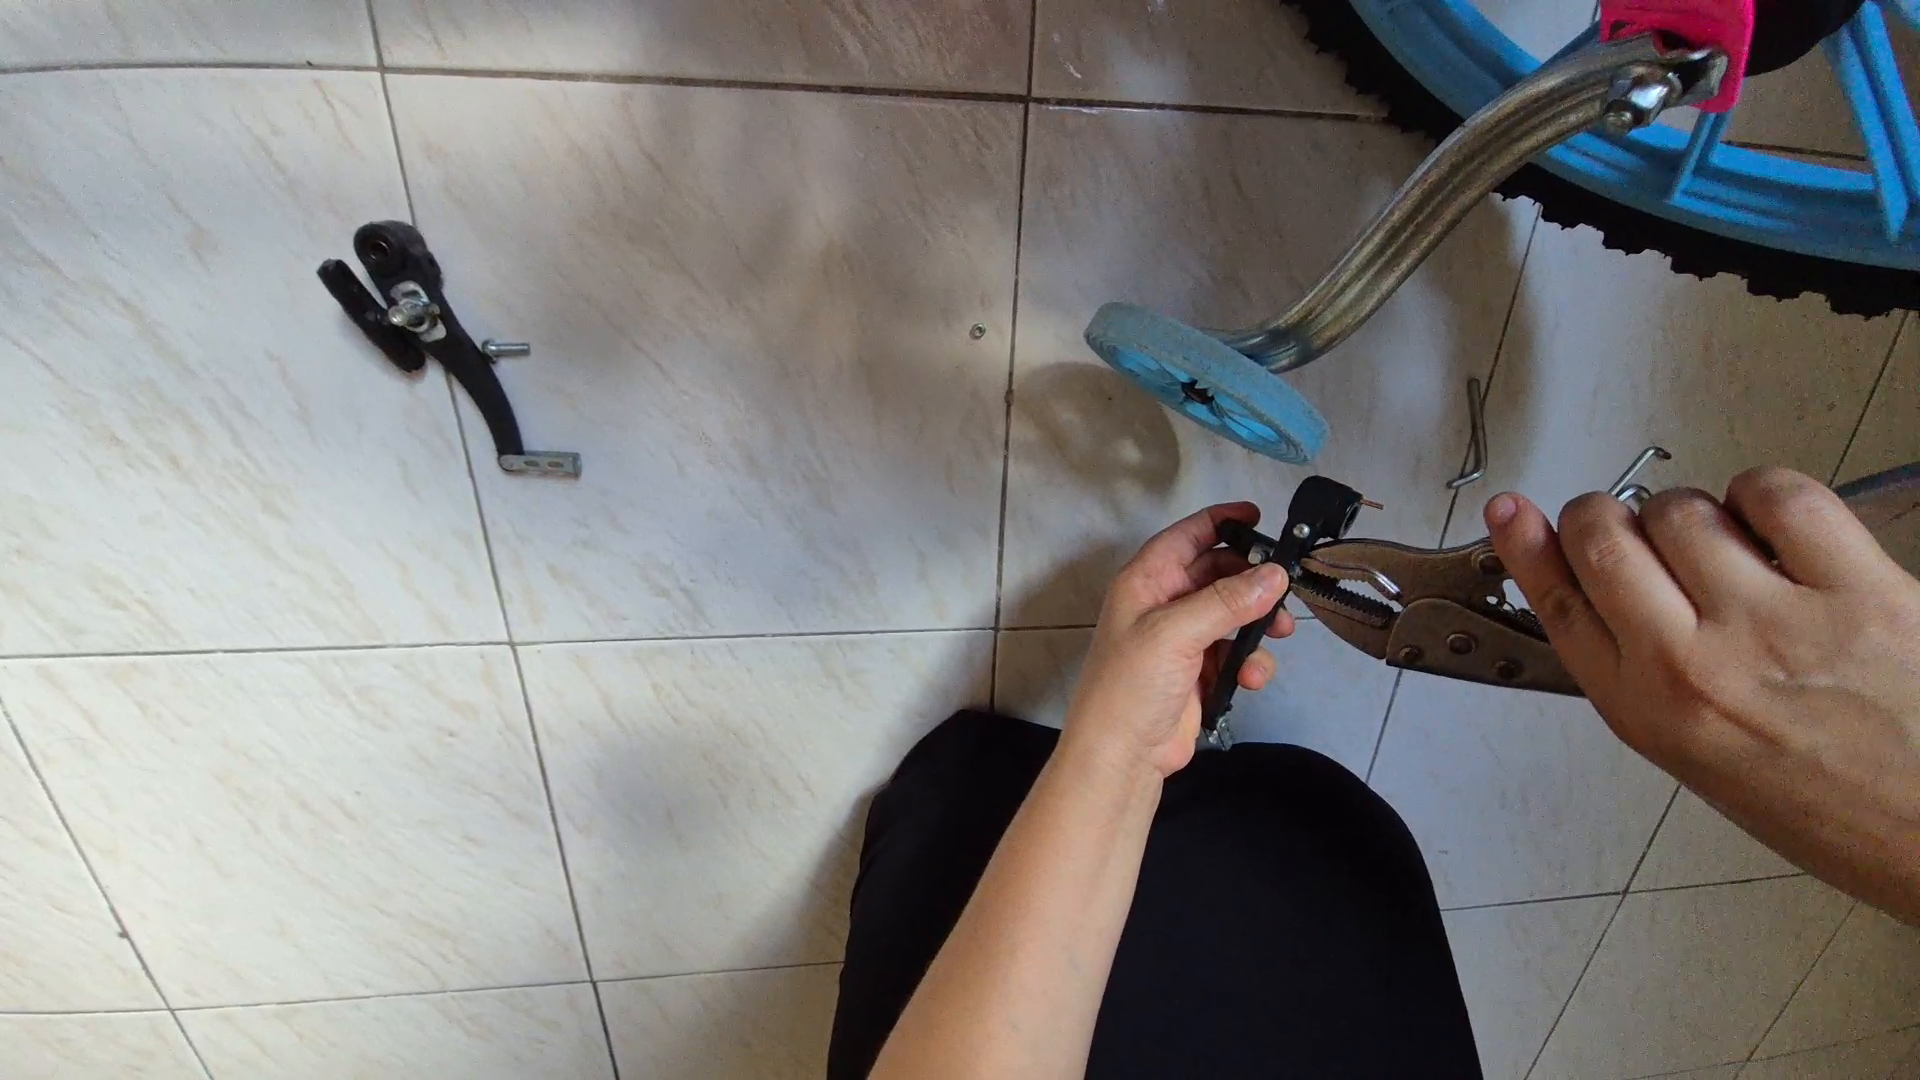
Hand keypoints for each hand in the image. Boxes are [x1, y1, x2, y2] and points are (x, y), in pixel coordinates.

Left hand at [1064, 503, 1294, 779]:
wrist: (1123, 754)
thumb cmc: (1131, 685)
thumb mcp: (1174, 633)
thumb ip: (1225, 602)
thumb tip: (1274, 575)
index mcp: (1145, 582)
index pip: (1185, 537)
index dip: (1219, 521)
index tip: (1258, 515)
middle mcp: (1164, 603)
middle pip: (1218, 573)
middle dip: (1253, 580)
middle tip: (1285, 591)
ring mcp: (1182, 638)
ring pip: (1234, 613)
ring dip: (1257, 623)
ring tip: (1278, 634)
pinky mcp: (1199, 670)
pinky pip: (1236, 651)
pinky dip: (1249, 661)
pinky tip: (1250, 678)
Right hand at [1485, 467, 1919, 923]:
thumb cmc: (1820, 800)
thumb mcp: (1684, 744)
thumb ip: (1628, 664)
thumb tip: (1596, 586)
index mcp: (1641, 705)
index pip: (1556, 601)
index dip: (1523, 544)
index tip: (1510, 511)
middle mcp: (1690, 664)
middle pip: (1602, 541)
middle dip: (1599, 516)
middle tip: (1622, 522)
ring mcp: (1775, 626)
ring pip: (1680, 512)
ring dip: (1683, 510)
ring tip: (1714, 538)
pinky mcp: (1866, 595)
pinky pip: (1779, 499)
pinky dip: (1759, 492)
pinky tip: (1766, 519)